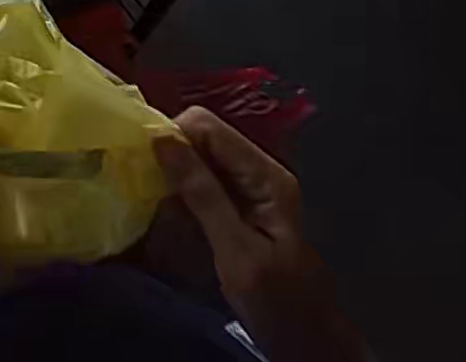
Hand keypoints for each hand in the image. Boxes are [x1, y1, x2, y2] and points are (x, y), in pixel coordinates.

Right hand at [154, 108, 369, 361]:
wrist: (313, 347)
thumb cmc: (280, 303)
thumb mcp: (237, 252)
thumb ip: (201, 193)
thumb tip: (159, 138)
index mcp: (267, 176)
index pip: (205, 125)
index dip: (173, 137)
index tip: (152, 167)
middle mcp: (258, 170)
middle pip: (198, 133)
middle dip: (169, 151)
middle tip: (153, 184)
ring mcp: (248, 184)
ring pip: (193, 150)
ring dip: (171, 168)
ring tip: (160, 196)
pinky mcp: (236, 197)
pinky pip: (197, 171)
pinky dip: (178, 182)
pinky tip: (174, 207)